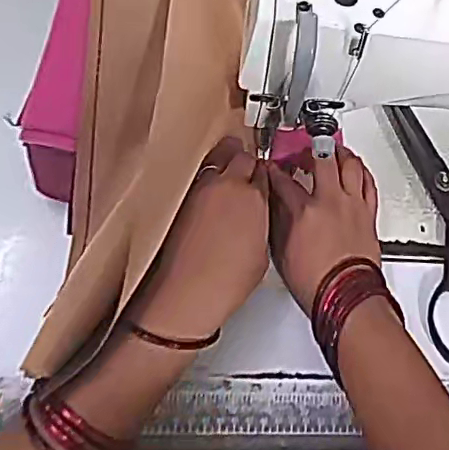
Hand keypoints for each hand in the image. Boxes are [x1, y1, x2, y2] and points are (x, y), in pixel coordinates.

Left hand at [127, 137, 271, 342]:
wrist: (187, 293)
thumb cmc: (225, 281)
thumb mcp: (262, 252)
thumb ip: (262, 221)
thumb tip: (258, 214)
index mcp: (255, 198)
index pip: (264, 172)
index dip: (264, 177)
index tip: (263, 181)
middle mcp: (229, 185)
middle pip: (242, 156)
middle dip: (246, 162)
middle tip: (247, 171)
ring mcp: (204, 187)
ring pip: (219, 157)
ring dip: (226, 161)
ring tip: (228, 172)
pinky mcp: (184, 195)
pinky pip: (201, 173)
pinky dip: (208, 174)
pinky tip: (210, 190)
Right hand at [267, 146, 381, 310]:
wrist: (346, 297)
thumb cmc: (317, 284)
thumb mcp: (282, 253)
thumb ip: (277, 223)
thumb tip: (274, 208)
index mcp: (303, 211)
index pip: (283, 180)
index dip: (274, 170)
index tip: (272, 168)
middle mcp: (329, 202)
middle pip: (321, 158)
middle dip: (310, 149)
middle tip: (305, 150)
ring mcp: (352, 205)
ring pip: (350, 164)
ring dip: (340, 153)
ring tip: (333, 150)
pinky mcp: (368, 214)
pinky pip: (369, 183)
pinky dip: (362, 172)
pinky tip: (357, 169)